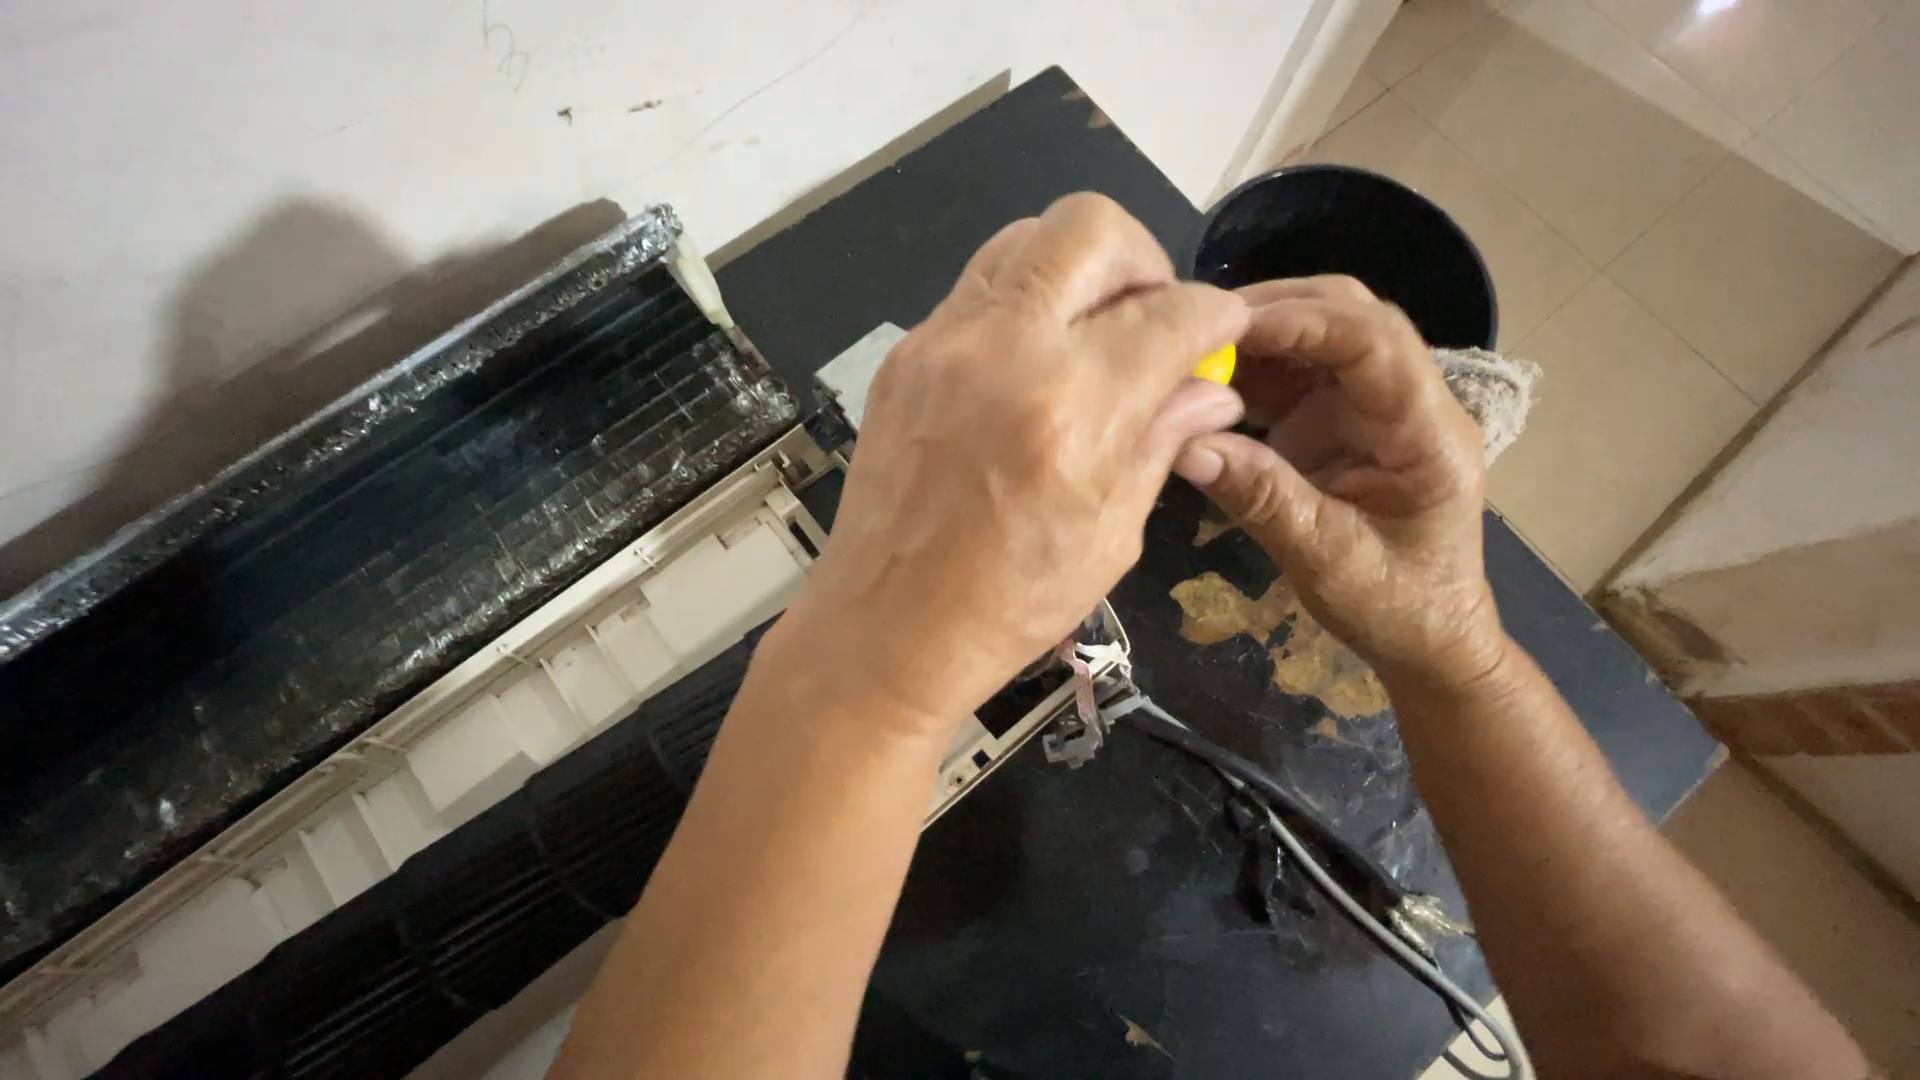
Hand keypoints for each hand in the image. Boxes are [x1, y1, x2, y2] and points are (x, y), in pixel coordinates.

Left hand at [763, 194, 1248, 733]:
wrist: (884, 627)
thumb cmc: (1007, 605)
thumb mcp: (1110, 536)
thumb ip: (1161, 442)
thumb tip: (1213, 389)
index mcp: (1072, 407)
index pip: (1169, 313)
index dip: (1214, 313)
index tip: (1221, 329)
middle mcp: (1004, 350)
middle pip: (1088, 227)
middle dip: (1142, 257)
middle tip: (1150, 315)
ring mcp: (942, 343)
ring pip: (1024, 240)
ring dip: (1075, 269)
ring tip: (1090, 332)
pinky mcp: (904, 356)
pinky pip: (977, 291)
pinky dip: (1021, 304)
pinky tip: (1030, 364)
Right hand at [1172, 276, 1504, 691]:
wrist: (1422, 635)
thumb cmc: (1394, 605)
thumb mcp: (1326, 561)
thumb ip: (1263, 499)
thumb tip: (1184, 446)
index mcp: (1426, 430)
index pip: (1372, 342)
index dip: (1299, 321)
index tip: (1224, 326)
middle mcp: (1402, 401)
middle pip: (1348, 317)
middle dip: (1273, 309)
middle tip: (1195, 322)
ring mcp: (1366, 409)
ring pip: (1314, 338)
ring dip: (1252, 336)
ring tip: (1186, 346)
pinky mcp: (1334, 423)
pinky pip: (1288, 378)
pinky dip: (1243, 372)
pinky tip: (1199, 381)